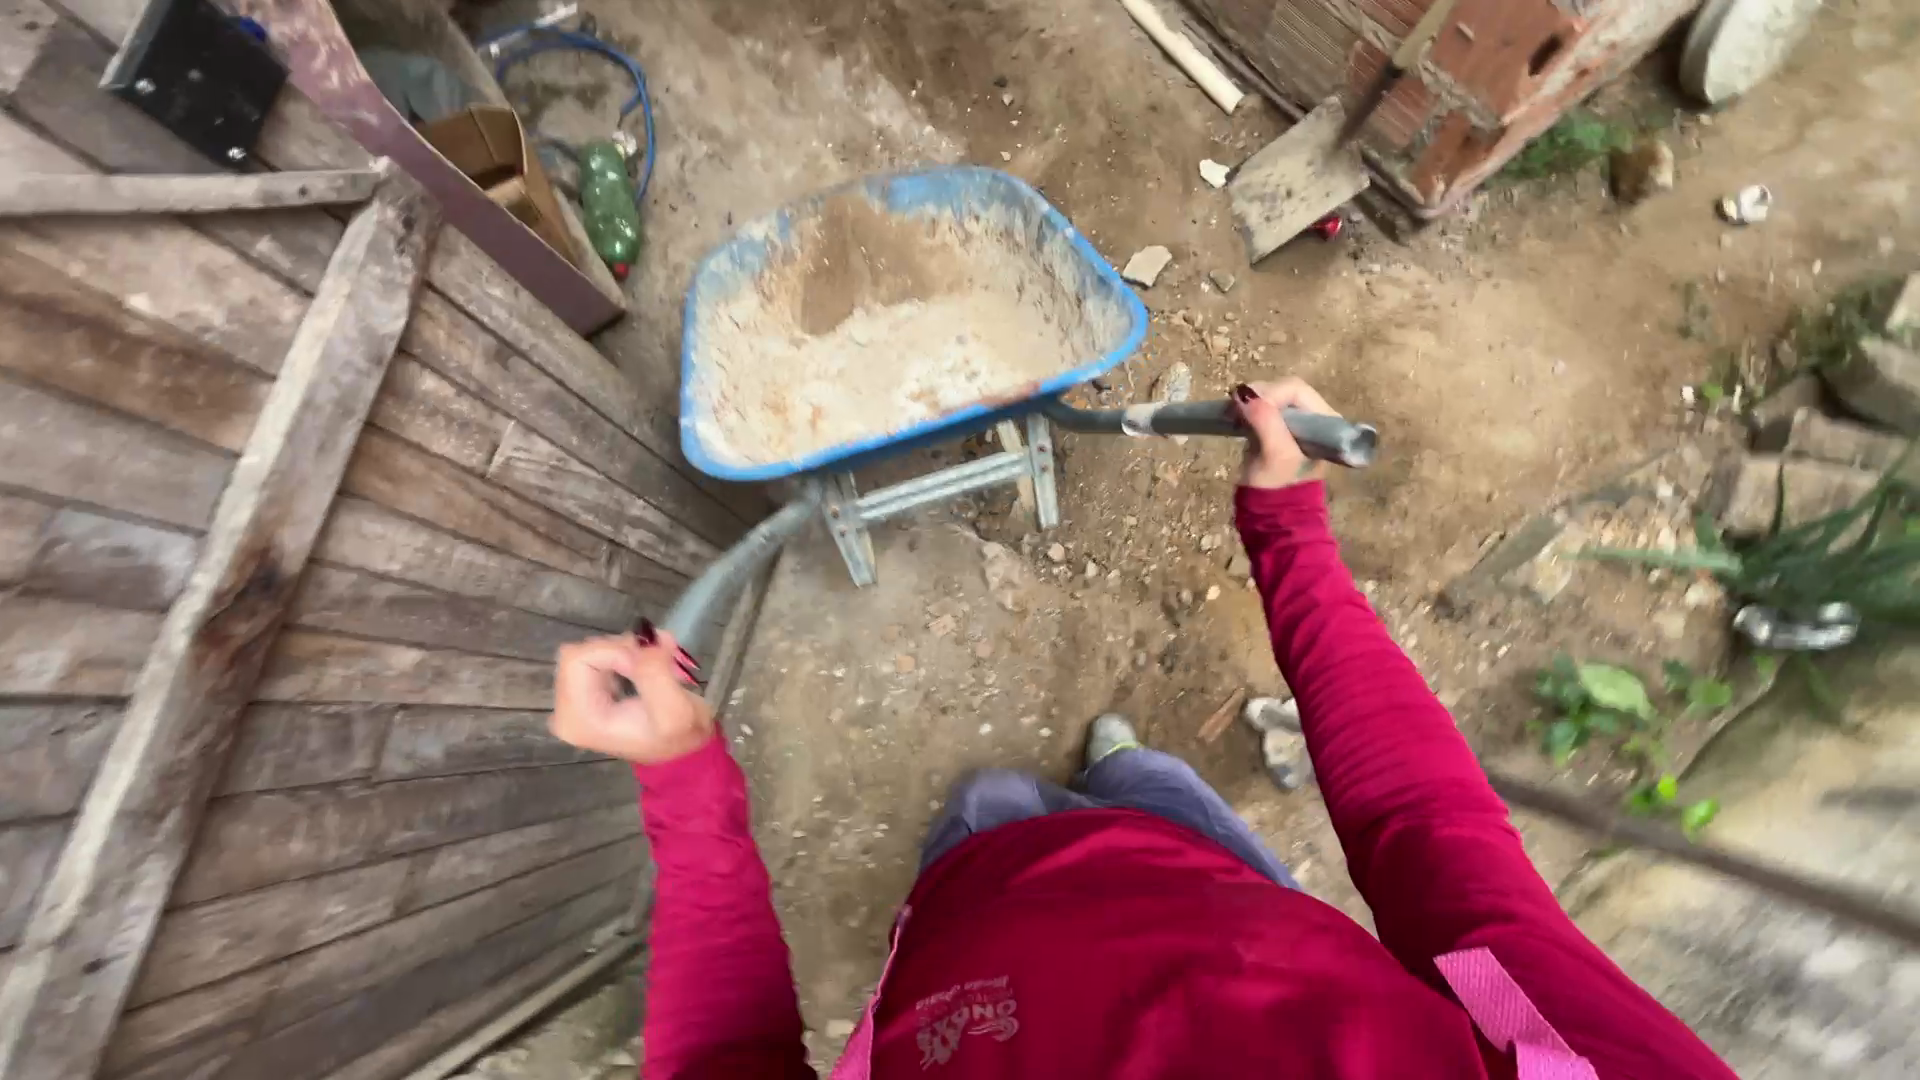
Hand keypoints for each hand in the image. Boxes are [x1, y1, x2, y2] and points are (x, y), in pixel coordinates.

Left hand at [550, 624, 714, 765]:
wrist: (682, 752)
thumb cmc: (677, 739)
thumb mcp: (675, 714)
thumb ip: (656, 677)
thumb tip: (648, 641)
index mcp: (578, 718)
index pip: (578, 660)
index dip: (617, 652)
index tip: (654, 662)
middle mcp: (567, 708)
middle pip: (585, 651)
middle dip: (628, 648)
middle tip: (664, 655)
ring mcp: (576, 697)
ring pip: (596, 648)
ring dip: (634, 649)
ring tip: (666, 660)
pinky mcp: (590, 687)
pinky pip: (604, 653)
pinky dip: (632, 651)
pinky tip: (655, 662)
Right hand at [1232, 378, 1340, 489]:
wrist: (1272, 513)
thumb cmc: (1278, 487)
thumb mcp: (1275, 455)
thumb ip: (1266, 422)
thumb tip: (1244, 393)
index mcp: (1324, 421)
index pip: (1296, 390)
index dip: (1270, 393)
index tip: (1247, 409)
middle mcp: (1314, 417)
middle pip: (1283, 390)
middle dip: (1259, 396)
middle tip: (1237, 411)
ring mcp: (1295, 423)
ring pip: (1271, 397)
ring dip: (1251, 402)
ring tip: (1236, 416)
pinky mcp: (1278, 429)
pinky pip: (1263, 408)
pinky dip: (1249, 409)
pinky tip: (1238, 419)